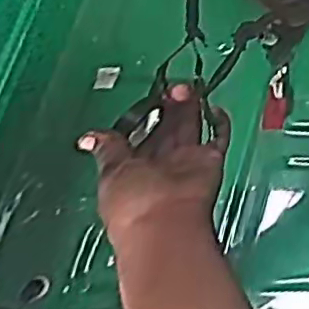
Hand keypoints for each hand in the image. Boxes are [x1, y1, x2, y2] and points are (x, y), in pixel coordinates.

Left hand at [79, 81, 230, 239]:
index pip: (144, 133)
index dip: (147, 113)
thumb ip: (109, 149)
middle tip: (172, 87)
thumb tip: (88, 138)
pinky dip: (219, 119)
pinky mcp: (210, 159)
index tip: (151, 96)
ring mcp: (188, 159)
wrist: (167, 221)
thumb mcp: (111, 172)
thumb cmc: (133, 205)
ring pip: (191, 124)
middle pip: (170, 124)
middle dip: (171, 104)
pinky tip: (213, 106)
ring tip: (187, 87)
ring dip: (191, 104)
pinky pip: (219, 135)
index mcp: (137, 166)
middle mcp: (163, 162)